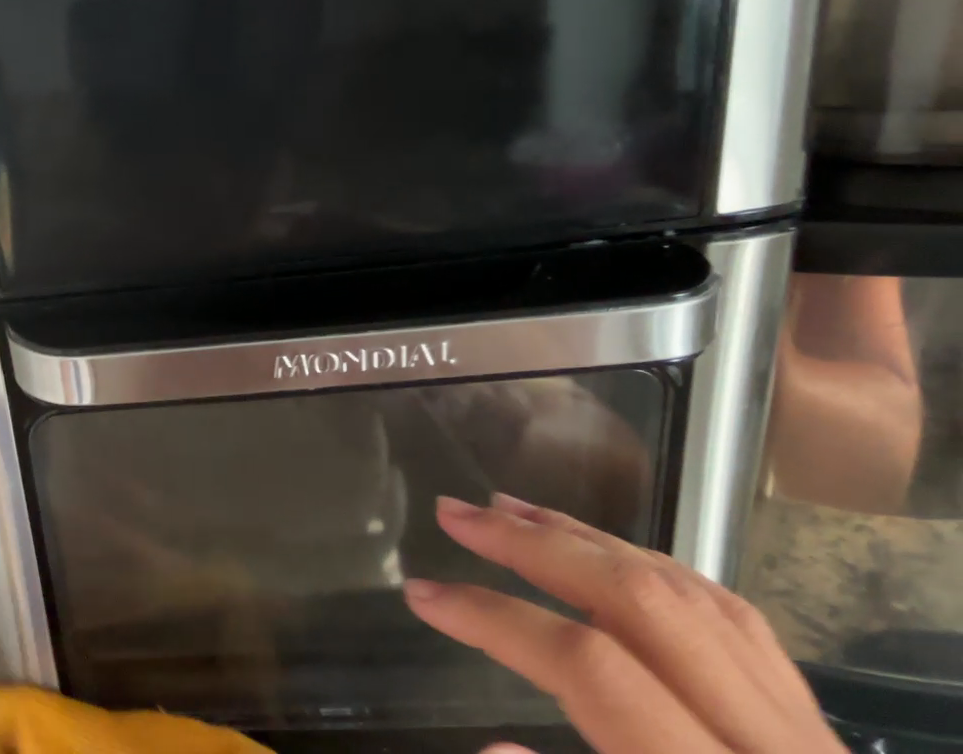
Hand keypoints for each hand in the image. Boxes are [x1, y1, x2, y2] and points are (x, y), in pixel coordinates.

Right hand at [402, 494, 842, 753]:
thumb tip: (489, 746)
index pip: (591, 667)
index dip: (495, 619)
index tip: (422, 594)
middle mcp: (768, 744)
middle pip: (641, 603)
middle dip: (533, 545)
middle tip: (455, 514)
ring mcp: (803, 728)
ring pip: (688, 594)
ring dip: (585, 539)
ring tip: (510, 508)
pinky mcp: (815, 722)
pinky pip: (730, 614)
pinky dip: (652, 565)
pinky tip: (604, 550)